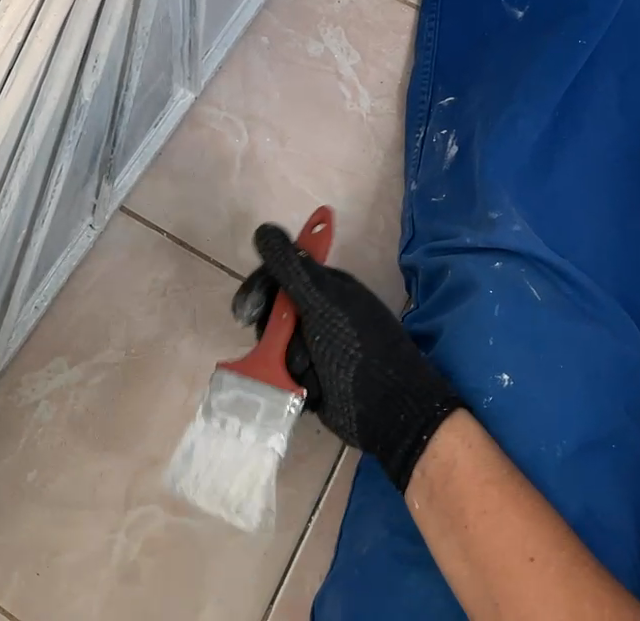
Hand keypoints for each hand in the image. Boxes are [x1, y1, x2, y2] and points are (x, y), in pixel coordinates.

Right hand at [232, 223, 463, 490]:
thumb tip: (265, 229)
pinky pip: (284, 373)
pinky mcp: (311, 377)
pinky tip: (311, 389)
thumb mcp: (323, 302)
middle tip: (279, 346)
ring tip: (312, 373)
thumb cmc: (359, 349)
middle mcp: (318, 313)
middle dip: (274, 333)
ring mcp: (315, 346)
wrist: (390, 411)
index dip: (260, 288)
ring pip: (275, 345)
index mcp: (325, 288)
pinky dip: (294, 383)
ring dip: (289, 362)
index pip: (279, 274)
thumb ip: (291, 268)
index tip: (249, 309)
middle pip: (271, 312)